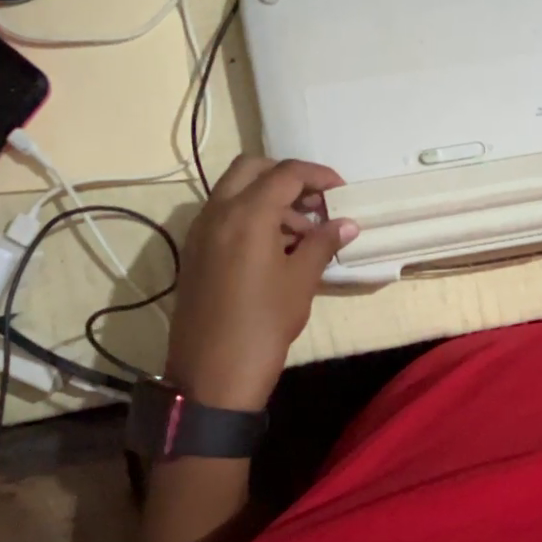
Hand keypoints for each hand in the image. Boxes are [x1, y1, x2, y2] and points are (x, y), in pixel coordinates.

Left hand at [165, 157, 358, 410]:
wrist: (212, 373)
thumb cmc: (263, 325)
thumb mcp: (300, 282)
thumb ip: (323, 244)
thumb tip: (346, 223)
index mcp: (247, 214)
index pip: (286, 174)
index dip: (317, 176)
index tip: (341, 191)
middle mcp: (218, 211)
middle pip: (252, 169)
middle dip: (286, 177)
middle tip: (315, 203)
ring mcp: (200, 230)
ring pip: (235, 191)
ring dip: (268, 198)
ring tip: (301, 234)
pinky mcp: (195, 250)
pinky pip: (223, 215)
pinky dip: (250, 216)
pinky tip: (274, 248)